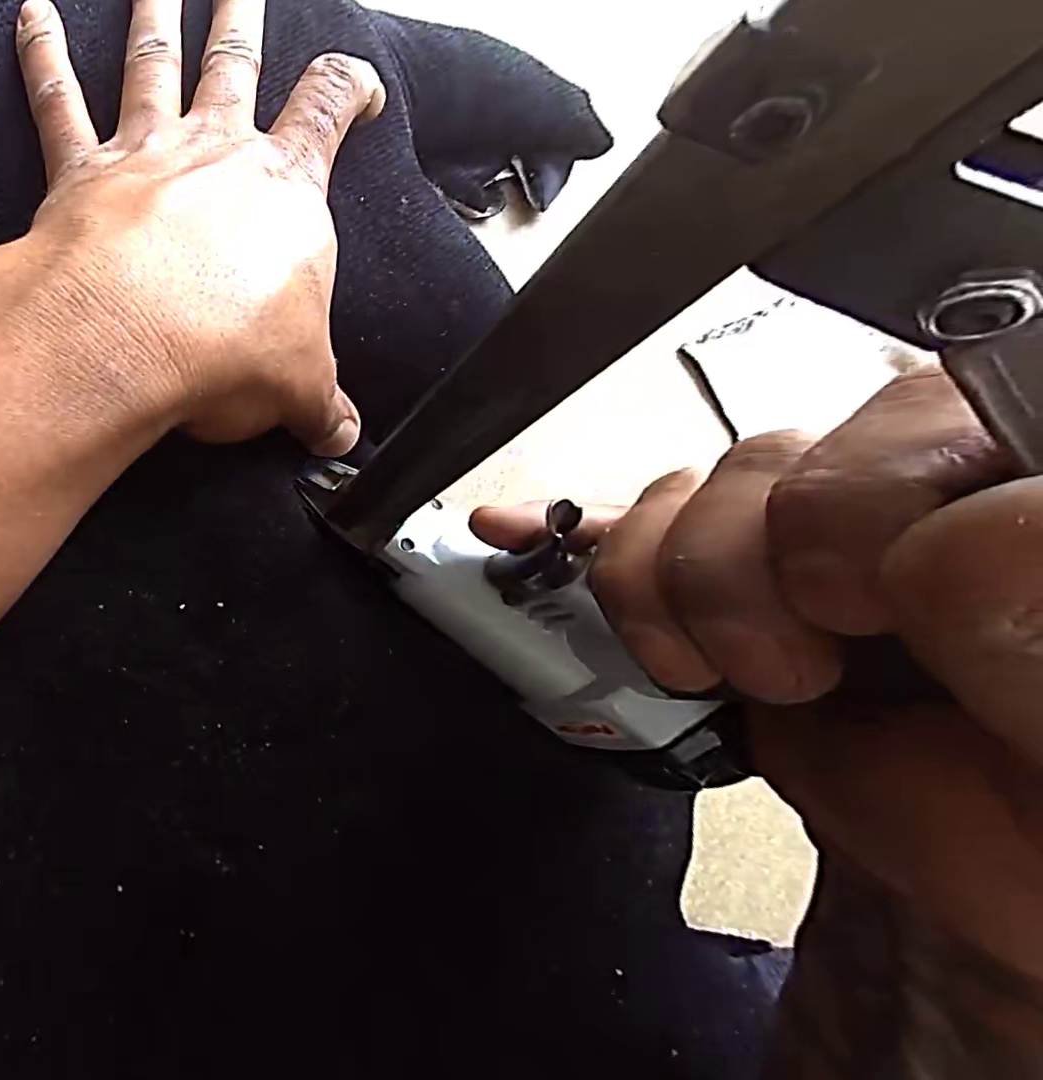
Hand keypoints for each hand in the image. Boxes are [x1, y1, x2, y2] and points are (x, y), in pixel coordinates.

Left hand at [0, 0, 383, 457]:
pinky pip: (55, 101)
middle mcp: (215, 153)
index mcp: (283, 191)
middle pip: (236, 63)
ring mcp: (143, 156)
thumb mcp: (294, 385)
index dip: (350, 93)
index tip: (359, 91)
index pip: (330, 112)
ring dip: (155, 14)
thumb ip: (320, 406)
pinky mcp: (78, 178)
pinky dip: (40, 54)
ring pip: (151, 62)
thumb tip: (341, 438)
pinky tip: (29, 11)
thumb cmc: (225, 351)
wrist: (135, 338)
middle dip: (242, 20)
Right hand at [474, 369, 1042, 981]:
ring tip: (694, 672)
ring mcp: (780, 550)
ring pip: (673, 504)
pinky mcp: (698, 597)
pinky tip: (505, 529)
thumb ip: (1021, 596)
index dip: (855, 498)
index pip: (915, 412)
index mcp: (1002, 500)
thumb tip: (918, 529)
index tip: (856, 612)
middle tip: (784, 674)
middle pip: (764, 465)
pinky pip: (610, 535)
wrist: (999, 876)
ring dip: (649, 589)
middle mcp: (896, 505)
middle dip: (736, 572)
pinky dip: (551, 532)